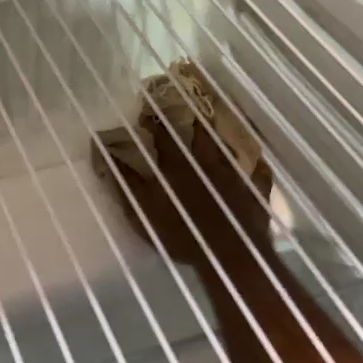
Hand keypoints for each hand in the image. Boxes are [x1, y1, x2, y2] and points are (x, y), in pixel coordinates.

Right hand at [105, 116, 274, 273]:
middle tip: (189, 108)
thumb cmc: (181, 233)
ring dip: (222, 137)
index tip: (149, 112)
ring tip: (219, 126)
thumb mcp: (143, 210)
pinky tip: (256, 163)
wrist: (229, 253)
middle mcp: (207, 162)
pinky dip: (255, 166)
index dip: (156, 123)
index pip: (164, 136)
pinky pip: (257, 173)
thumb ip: (126, 182)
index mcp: (178, 165)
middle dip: (193, 120)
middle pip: (201, 135)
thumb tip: (105, 153)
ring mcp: (234, 175)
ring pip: (228, 148)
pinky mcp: (255, 191)